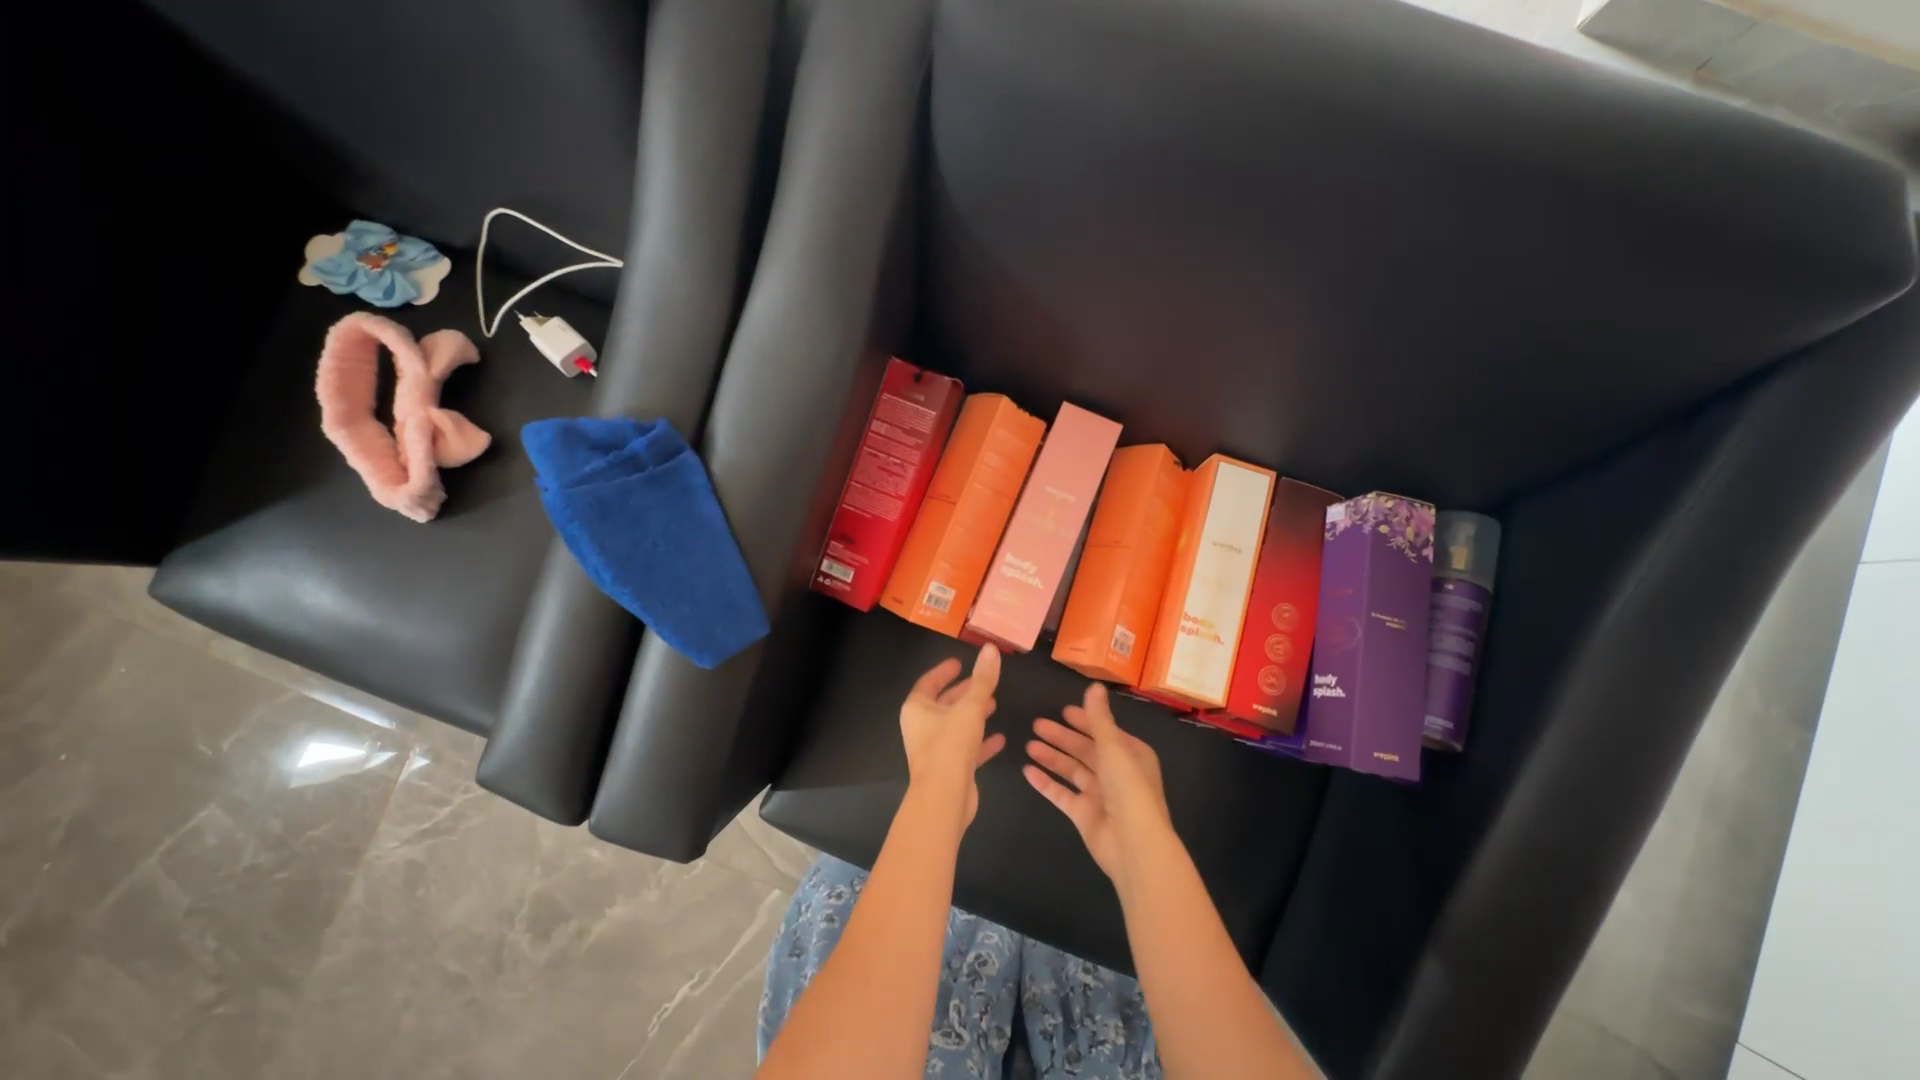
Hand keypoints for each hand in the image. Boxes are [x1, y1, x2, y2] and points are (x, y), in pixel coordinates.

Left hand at [899, 644, 1005, 824]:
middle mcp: (921, 727)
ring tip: (995, 703)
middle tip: (984, 682)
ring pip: (956, 726)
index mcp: (916, 709)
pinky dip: (981, 742)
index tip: (960, 663)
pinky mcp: (950, 769)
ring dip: (974, 714)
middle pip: (943, 703)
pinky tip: (1000, 738)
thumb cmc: (950, 745)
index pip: (928, 682)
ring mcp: (935, 749)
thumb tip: (991, 648)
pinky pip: (967, 749)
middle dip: (963, 692)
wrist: (944, 797)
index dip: (944, 671)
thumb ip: (983, 680)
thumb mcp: (970, 707)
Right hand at [1023, 682, 1172, 890]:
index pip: (1105, 732)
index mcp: (1132, 755)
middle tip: (1036, 725)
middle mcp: (1117, 773)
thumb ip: (1099, 719)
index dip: (1085, 721)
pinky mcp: (1084, 815)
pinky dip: (1046, 783)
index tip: (1063, 710)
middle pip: (1085, 750)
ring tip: (1029, 745)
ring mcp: (1100, 795)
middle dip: (1062, 738)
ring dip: (1052, 757)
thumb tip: (1094, 686)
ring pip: (1072, 771)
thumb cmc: (1128, 789)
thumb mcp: (1113, 748)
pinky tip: (1028, 772)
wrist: (1133, 843)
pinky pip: (1062, 794)